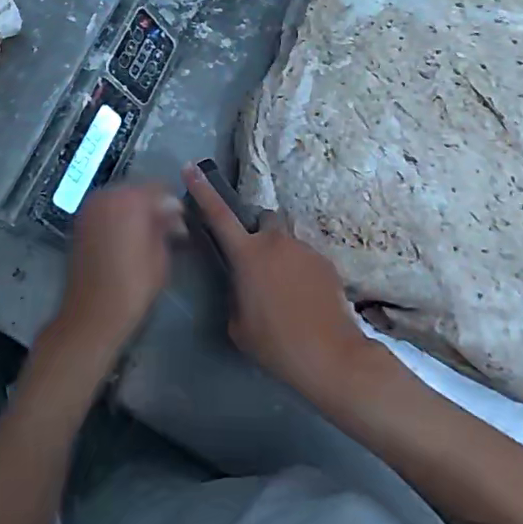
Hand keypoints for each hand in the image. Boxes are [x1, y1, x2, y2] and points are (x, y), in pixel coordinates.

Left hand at [54, 183, 180, 354]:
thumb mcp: (161, 254)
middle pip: (139, 190)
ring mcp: (89, 208)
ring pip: (121, 199)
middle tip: (167, 229)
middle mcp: (106, 196)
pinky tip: (127, 239)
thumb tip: (172, 211)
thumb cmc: (133, 287)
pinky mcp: (79, 222)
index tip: (180, 223)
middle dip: (153, 205)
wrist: (91, 316)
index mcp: (130, 199)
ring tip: (146, 236)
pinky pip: (106, 210)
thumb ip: (167, 224)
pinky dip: (118, 218)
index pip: (161, 188)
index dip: (174, 205)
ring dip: (135, 211)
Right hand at [182, 163, 380, 405]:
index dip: (203, 191)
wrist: (330, 355)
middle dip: (257, 233)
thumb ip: (236, 295)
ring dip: (280, 257)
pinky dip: (299, 272)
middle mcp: (277, 243)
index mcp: (248, 255)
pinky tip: (304, 301)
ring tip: (284, 294)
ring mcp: (305, 249)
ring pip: (286, 242)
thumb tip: (245, 286)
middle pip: (264, 221)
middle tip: (256, 264)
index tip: (192, 168)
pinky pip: (305, 259)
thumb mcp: (239, 325)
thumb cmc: (276, 343)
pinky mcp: (326, 262)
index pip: (219, 215)